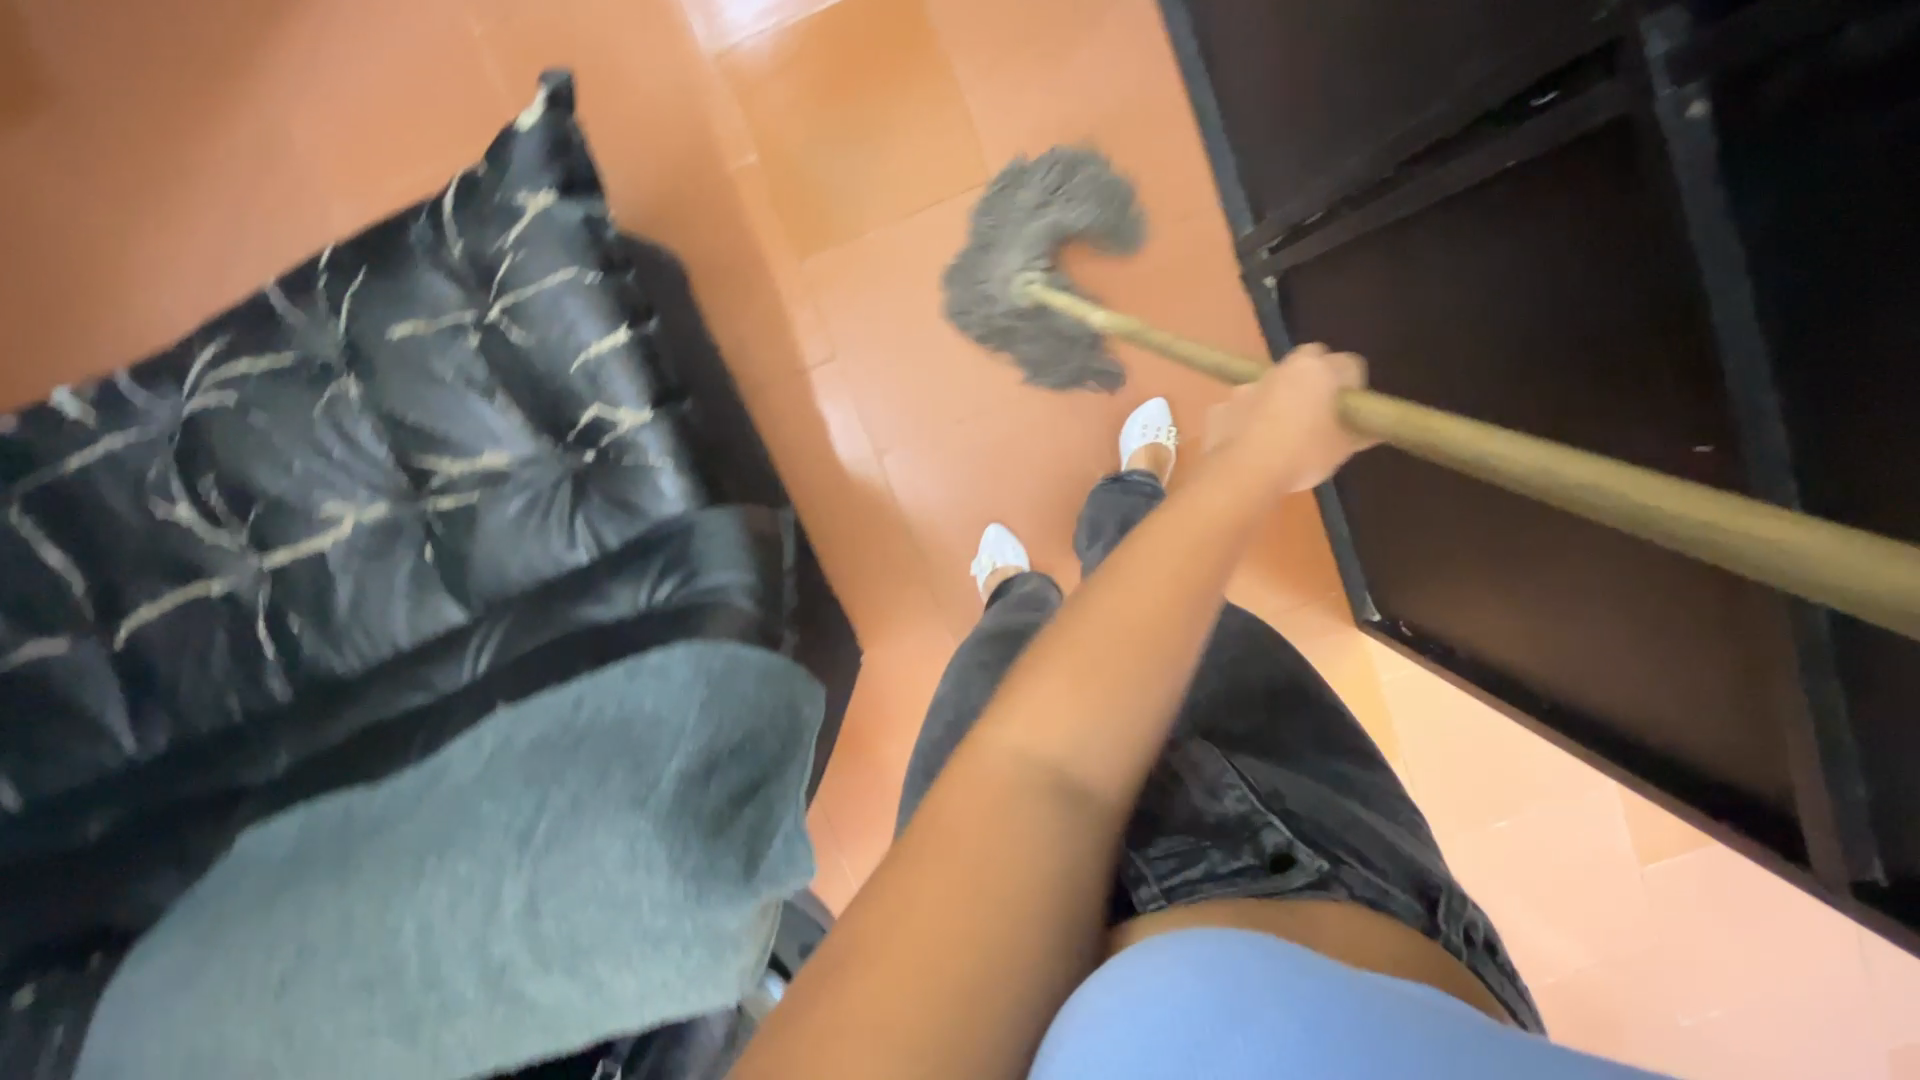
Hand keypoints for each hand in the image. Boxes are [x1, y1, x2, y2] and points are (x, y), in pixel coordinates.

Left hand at [1206, 343, 1377, 492]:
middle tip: (1316, 411)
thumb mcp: (1341, 449)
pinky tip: (1248, 445)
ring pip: (1269, 383)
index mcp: (1319, 371)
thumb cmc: (1303, 456)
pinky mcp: (1220, 408)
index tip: (1350, 409)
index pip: (1349, 364)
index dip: (1352, 385)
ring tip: (1278, 433)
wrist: (1243, 473)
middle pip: (1307, 360)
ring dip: (1276, 399)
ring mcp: (1246, 386)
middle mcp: (1282, 369)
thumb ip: (1360, 433)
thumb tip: (1373, 430)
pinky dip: (1245, 420)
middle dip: (1315, 378)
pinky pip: (1239, 409)